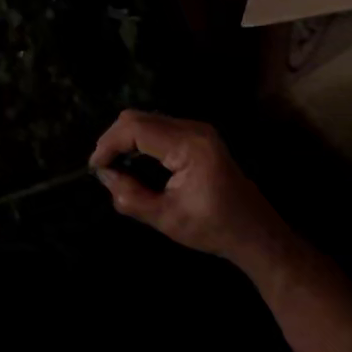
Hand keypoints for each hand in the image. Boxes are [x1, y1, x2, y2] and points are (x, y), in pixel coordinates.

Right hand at [89, 110, 292, 265]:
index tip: (95, 168)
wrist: (256, 232)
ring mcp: (197, 130)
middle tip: (102, 167)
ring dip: (125, 139)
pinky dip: (138, 141)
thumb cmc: (214, 229)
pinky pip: (158, 128)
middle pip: (139, 118)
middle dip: (113, 140)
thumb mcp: (166, 219)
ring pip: (146, 120)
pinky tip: (133, 162)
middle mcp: (194, 129)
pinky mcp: (197, 136)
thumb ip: (130, 196)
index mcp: (190, 146)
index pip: (136, 128)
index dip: (109, 144)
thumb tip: (105, 175)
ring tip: (113, 166)